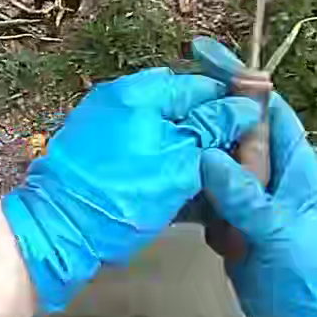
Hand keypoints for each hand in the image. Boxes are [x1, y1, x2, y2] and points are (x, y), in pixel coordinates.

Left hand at [5, 68, 261, 311]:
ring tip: (217, 178)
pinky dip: (167, 163)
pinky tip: (187, 188)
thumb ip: (213, 129)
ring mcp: (110, 126)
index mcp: (142, 92)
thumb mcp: (178, 162)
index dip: (233, 106)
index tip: (258, 131)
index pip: (202, 85)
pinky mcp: (103, 153)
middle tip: (240, 160)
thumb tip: (247, 106)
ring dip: (192, 151)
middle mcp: (124, 100)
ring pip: (167, 131)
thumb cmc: (123, 194)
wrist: (58, 231)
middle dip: (213, 131)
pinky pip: (146, 149)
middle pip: (184, 107)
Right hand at [192, 38, 316, 316]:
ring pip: (220, 168)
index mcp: (300, 170)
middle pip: (239, 135)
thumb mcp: (283, 238)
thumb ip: (246, 197)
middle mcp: (276, 180)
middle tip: (165, 100)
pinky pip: (211, 202)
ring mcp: (255, 206)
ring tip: (159, 142)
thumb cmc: (316, 286)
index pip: (270, 111)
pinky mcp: (238, 231)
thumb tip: (207, 154)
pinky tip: (168, 189)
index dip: (240, 81)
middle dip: (207, 115)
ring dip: (195, 156)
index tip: (203, 55)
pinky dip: (192, 195)